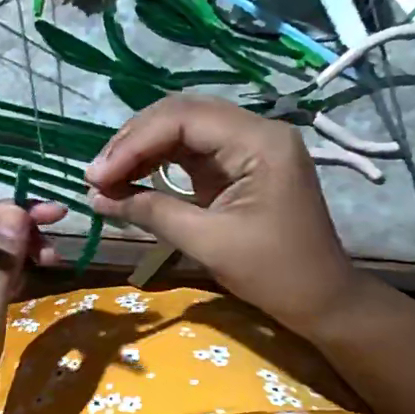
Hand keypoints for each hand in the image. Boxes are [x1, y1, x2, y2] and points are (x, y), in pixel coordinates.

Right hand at [85, 94, 360, 336]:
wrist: (319, 298)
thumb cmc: (273, 272)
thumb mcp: (209, 242)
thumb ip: (152, 212)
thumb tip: (97, 198)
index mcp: (259, 140)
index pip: (183, 118)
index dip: (134, 142)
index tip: (98, 176)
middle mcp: (255, 131)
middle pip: (181, 115)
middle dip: (133, 142)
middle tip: (96, 176)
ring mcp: (247, 147)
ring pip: (182, 131)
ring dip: (142, 152)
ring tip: (106, 179)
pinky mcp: (238, 167)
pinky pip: (191, 154)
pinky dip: (158, 166)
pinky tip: (131, 181)